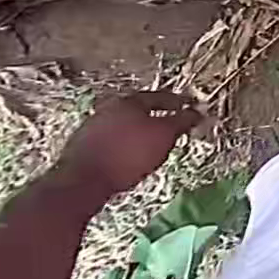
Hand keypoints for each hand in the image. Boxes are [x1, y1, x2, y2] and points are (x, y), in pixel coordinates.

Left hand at [52, 91, 200, 197]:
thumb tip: (197, 111)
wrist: (82, 182)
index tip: (191, 107)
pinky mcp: (81, 147)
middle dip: (158, 116)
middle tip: (172, 125)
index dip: (179, 102)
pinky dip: (124, 144)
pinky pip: (111, 140)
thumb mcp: (164, 136)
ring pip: (124, 125)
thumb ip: (183, 121)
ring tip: (152, 143)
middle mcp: (109, 109)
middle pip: (140, 109)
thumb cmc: (128, 154)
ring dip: (140, 131)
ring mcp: (92, 127)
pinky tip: (130, 156)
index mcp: (130, 101)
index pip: (161, 96)